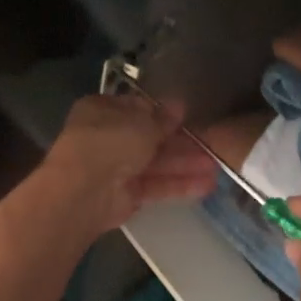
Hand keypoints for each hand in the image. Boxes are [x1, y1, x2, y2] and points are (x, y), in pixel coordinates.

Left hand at [38, 94, 220, 234]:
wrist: (83, 190)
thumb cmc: (109, 142)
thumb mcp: (142, 123)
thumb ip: (162, 118)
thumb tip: (177, 105)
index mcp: (101, 111)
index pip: (135, 108)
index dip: (161, 112)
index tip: (187, 116)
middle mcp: (106, 138)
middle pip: (148, 138)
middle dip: (180, 142)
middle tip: (211, 145)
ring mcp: (115, 168)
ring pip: (154, 163)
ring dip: (184, 164)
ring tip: (217, 168)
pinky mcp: (125, 195)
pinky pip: (154, 186)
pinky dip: (177, 185)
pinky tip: (205, 185)